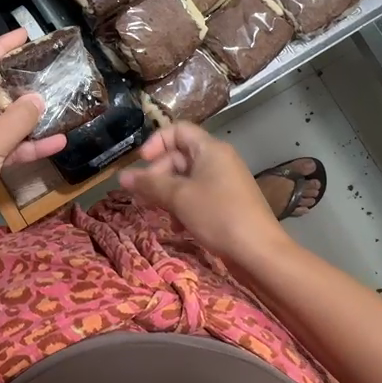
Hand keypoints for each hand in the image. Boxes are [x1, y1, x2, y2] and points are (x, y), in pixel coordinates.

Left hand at [0, 29, 67, 244]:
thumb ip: (17, 119)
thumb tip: (39, 98)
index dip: (0, 48)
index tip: (24, 33)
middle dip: (16, 80)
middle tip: (44, 65)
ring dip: (26, 116)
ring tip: (57, 100)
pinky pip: (4, 145)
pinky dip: (26, 144)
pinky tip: (57, 141)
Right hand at [119, 123, 290, 258]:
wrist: (260, 252)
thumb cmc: (218, 215)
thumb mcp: (178, 197)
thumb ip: (149, 184)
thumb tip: (121, 176)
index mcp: (210, 149)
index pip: (177, 130)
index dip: (156, 142)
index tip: (142, 163)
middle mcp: (218, 160)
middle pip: (179, 155)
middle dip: (157, 174)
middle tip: (143, 195)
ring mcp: (224, 182)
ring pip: (186, 178)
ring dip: (167, 193)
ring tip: (156, 212)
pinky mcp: (227, 202)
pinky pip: (198, 194)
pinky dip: (183, 205)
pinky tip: (177, 226)